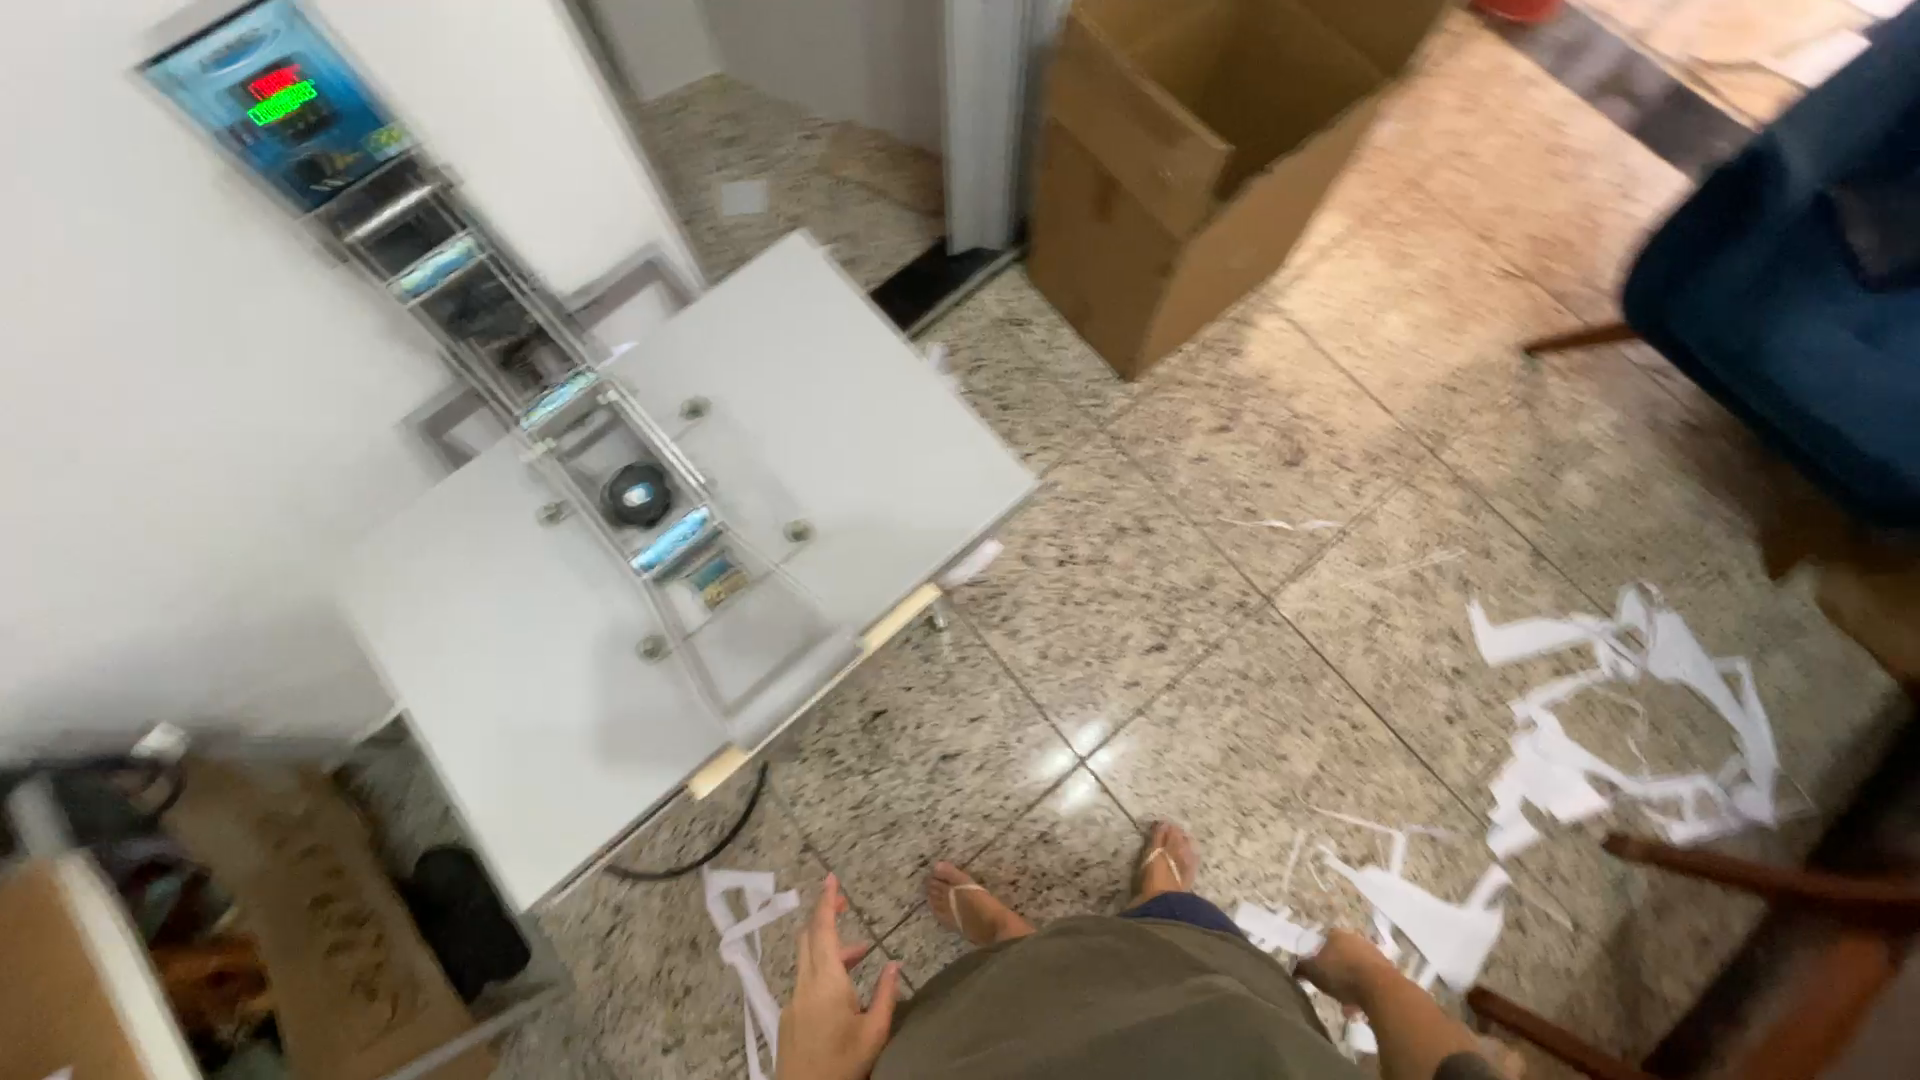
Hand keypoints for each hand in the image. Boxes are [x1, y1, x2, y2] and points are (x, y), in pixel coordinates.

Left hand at [776, 874, 902, 1079]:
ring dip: (830, 949)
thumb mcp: (875, 1033)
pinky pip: (805, 982)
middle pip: (809, 938)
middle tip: (845, 903)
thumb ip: (886, 994)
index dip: (826, 901)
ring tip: (860, 955)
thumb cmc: (844, 1066)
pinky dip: (822, 972)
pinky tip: (842, 992)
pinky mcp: (788, 1019)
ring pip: (808, 961)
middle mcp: (804, 985)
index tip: (830, 878)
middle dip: (825, 916)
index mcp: (826, 982)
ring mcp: (792, 1002)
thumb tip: (894, 963)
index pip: (823, 930)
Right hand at [1296, 928, 1400, 1009]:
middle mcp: (1356, 939)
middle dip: (1337, 972)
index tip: (1317, 971)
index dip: (1318, 955)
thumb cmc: (1342, 974)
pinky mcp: (1389, 971)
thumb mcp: (1313, 971)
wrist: (1381, 989)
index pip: (1323, 940)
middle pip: (1342, 955)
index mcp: (1336, 934)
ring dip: (1352, 984)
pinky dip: (1365, 993)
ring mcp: (1375, 954)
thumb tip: (1292, 968)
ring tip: (1347, 1005)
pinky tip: (1360, 1008)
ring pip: (1357, 969)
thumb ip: (1301, 968)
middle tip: (1331, 988)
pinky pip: (1371, 981)